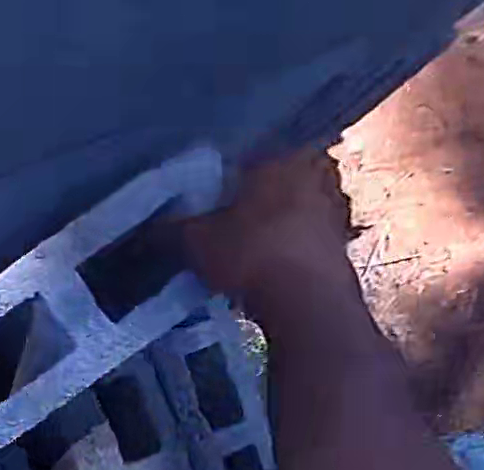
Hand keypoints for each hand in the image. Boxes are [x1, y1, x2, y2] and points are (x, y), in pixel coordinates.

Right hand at [174, 149, 356, 309]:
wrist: (306, 297)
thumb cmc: (249, 253)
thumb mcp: (195, 242)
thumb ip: (167, 232)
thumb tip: (140, 232)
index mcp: (279, 157)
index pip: (235, 168)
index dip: (211, 194)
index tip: (197, 219)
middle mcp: (315, 168)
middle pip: (265, 189)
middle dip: (243, 210)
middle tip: (219, 239)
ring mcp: (335, 202)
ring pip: (286, 212)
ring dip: (267, 230)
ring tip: (241, 258)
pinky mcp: (343, 236)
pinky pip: (302, 236)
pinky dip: (285, 248)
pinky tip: (266, 271)